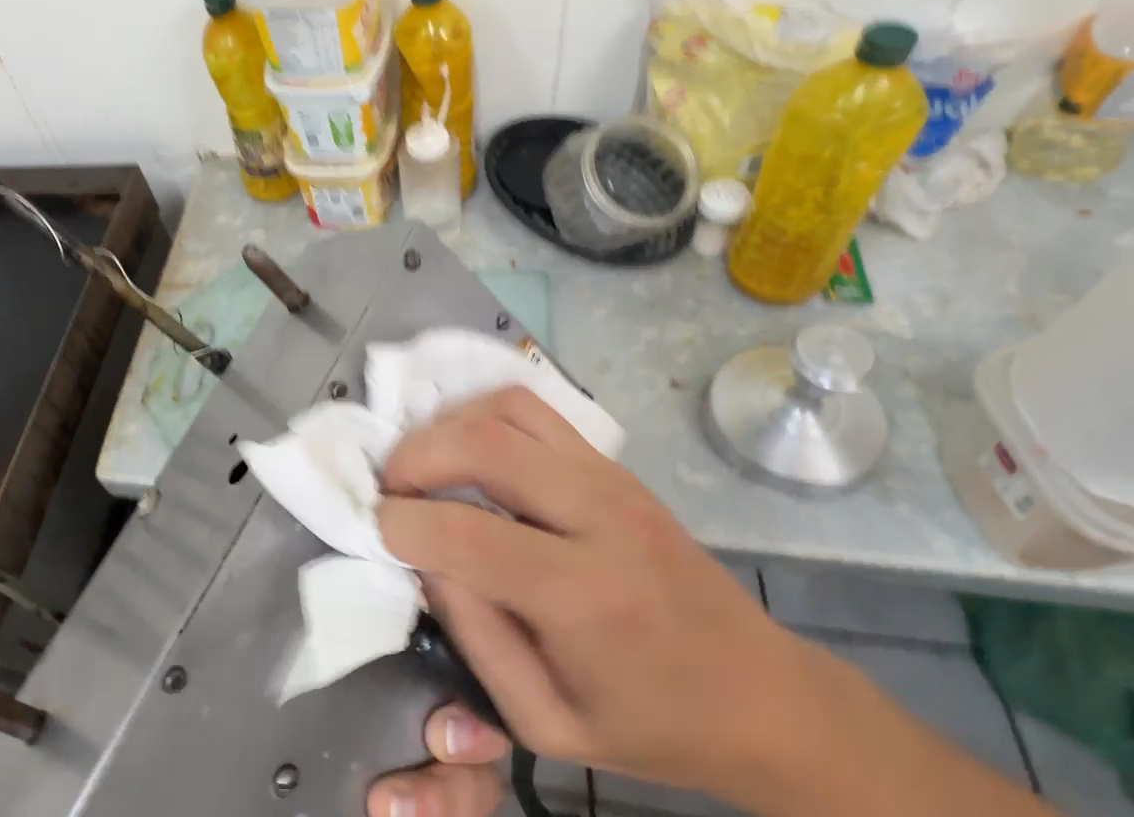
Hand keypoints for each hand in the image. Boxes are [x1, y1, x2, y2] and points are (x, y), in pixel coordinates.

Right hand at [375, 387, 834, 802]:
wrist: (759, 695)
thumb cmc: (650, 724)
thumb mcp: (546, 721)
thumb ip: (476, 638)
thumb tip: (424, 560)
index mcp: (584, 596)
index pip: (465, 532)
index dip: (401, 523)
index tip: (374, 530)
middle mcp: (600, 516)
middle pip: (484, 443)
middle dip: (414, 456)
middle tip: (389, 490)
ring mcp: (613, 479)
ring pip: (509, 408)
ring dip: (448, 426)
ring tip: (424, 468)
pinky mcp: (617, 466)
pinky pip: (536, 412)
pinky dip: (485, 417)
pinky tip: (468, 454)